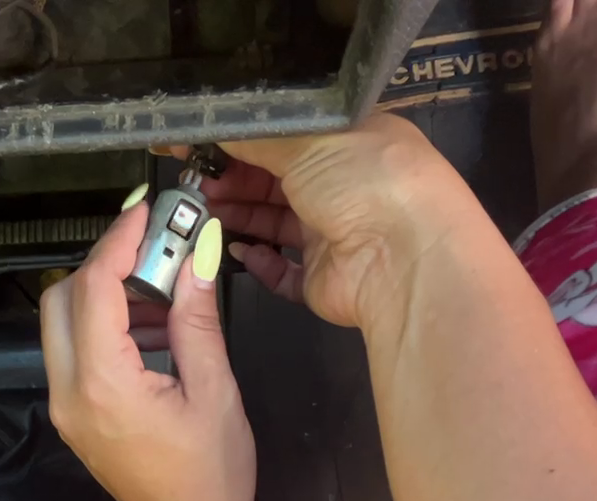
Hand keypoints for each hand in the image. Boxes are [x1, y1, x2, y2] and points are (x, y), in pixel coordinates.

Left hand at [40, 200, 254, 500]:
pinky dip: (104, 327)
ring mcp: (65, 408)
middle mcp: (68, 394)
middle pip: (61, 299)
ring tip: (165, 292)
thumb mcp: (214, 390)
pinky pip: (74, 354)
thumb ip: (197, 317)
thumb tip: (199, 251)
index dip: (119, 240)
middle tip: (155, 248)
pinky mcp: (74, 417)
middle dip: (103, 263)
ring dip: (105, 295)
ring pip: (62, 325)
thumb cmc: (212, 474)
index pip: (94, 288)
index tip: (148, 209)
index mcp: (103, 385)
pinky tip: (152, 329)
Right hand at [199, 114, 475, 328]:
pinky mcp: (322, 278)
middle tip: (195, 183)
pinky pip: (281, 271)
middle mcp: (343, 186)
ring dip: (239, 217)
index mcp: (350, 142)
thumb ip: (257, 136)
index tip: (202, 145)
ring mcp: (333, 234)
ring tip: (203, 213)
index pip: (289, 137)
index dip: (244, 141)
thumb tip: (215, 127)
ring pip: (274, 224)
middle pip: (276, 182)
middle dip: (234, 180)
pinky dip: (258, 262)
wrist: (401, 256)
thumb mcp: (308, 140)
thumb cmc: (365, 180)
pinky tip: (238, 250)